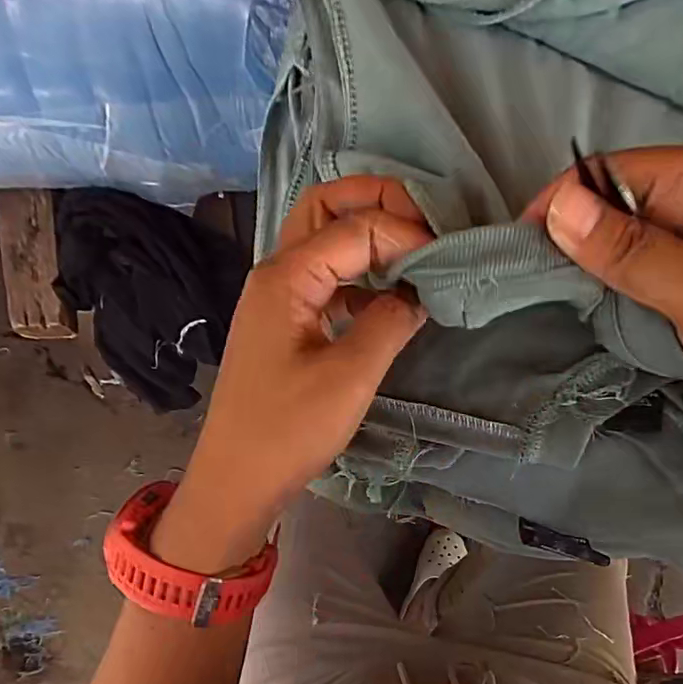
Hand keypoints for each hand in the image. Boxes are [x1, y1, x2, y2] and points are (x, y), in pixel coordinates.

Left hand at [150, 177, 432, 572]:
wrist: (237, 479)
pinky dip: (357, 278)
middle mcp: (275, 274)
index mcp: (286, 277)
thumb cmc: (288, 430)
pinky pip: (323, 282)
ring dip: (366, 238)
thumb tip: (419, 290)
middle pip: (324, 208)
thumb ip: (390, 321)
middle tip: (426, 226)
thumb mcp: (350, 376)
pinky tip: (387, 300)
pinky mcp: (281, 326)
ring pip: (322, 243)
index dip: (405, 234)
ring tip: (414, 257)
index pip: (355, 227)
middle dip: (377, 204)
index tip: (446, 258)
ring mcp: (275, 300)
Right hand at [521, 145, 682, 424]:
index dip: (561, 206)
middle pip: (607, 207)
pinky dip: (600, 293)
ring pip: (612, 246)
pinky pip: (626, 277)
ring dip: (580, 272)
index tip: (518, 255)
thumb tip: (558, 207)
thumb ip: (633, 253)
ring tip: (545, 304)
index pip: (609, 174)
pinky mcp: (682, 285)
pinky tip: (579, 314)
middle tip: (528, 288)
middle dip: (566, 242)